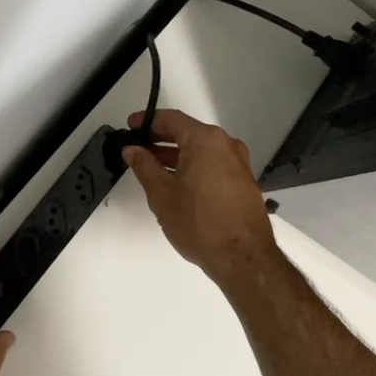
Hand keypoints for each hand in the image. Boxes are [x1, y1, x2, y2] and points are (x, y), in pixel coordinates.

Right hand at [121, 109, 277, 285]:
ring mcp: (239, 164)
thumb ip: (144, 166)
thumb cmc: (200, 223)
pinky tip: (178, 184)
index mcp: (206, 141)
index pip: (172, 119)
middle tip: (138, 148)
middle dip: (161, 139)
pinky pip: (213, 165)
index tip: (131, 127)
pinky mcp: (243, 183)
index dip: (148, 121)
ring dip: (177, 155)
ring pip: (202, 151)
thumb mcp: (161, 193)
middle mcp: (226, 146)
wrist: (242, 257)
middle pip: (188, 133)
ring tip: (153, 168)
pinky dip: (194, 167)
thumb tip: (133, 150)